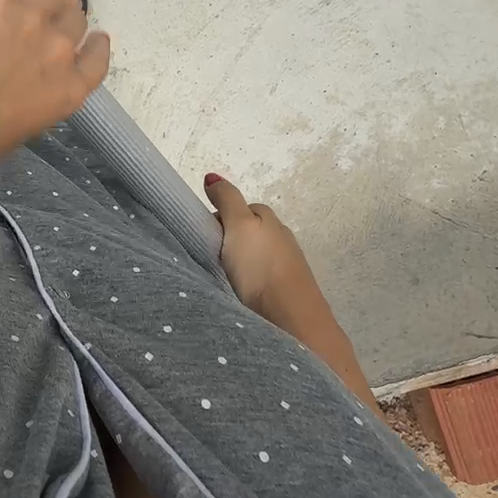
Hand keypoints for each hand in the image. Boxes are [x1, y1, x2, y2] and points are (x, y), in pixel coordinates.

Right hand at [204, 173, 321, 318]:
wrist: (293, 321)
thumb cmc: (260, 268)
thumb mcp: (238, 224)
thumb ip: (226, 198)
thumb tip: (213, 176)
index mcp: (270, 219)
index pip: (237, 208)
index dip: (217, 219)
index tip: (205, 238)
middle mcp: (282, 238)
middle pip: (247, 232)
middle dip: (228, 241)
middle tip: (212, 258)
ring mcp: (288, 266)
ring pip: (255, 256)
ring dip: (240, 263)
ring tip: (225, 278)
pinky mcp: (288, 292)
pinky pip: (261, 278)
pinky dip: (250, 281)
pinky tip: (242, 293)